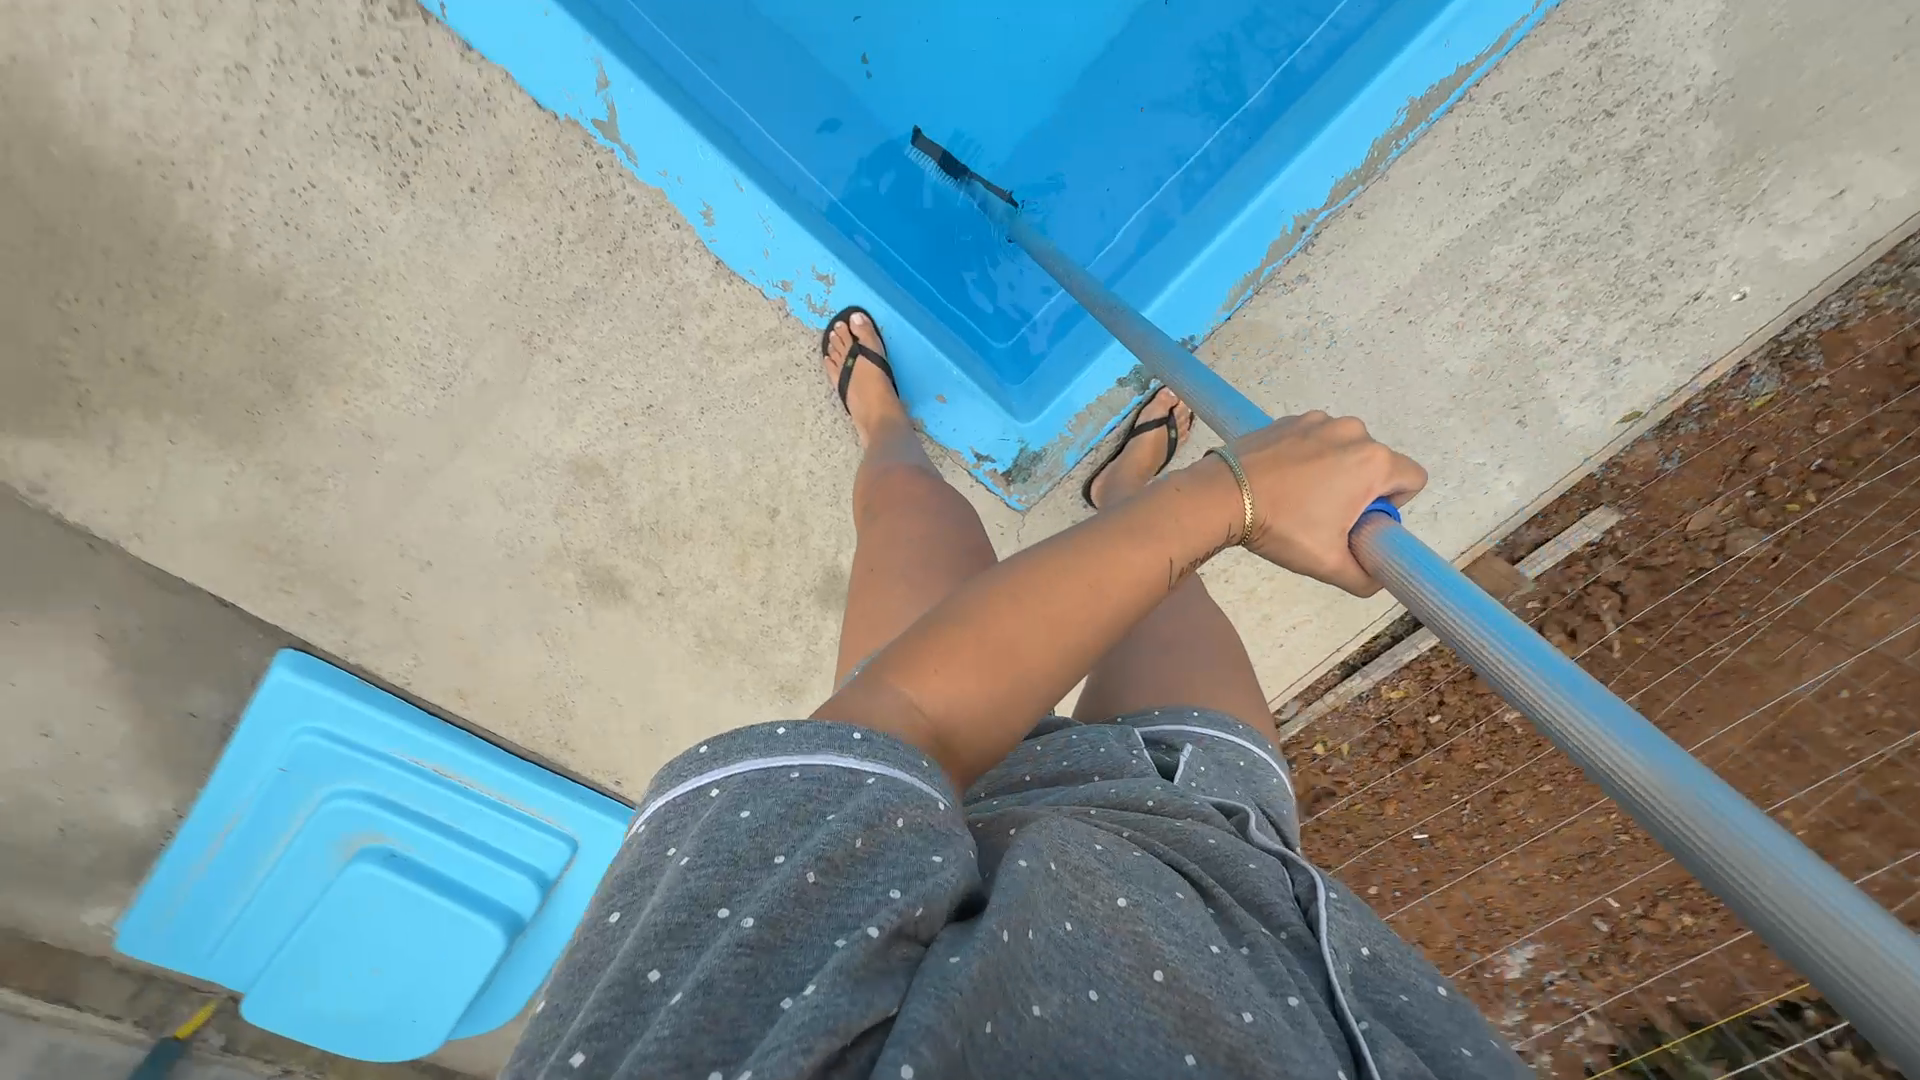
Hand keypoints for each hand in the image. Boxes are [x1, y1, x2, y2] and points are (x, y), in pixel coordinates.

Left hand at [1213, 411, 1426, 595]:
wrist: (1220, 496)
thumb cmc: (1279, 526)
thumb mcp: (1328, 563)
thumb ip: (1365, 577)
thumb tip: (1377, 579)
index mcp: (1374, 461)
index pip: (1413, 479)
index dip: (1393, 505)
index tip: (1359, 521)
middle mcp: (1352, 431)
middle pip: (1375, 464)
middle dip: (1359, 490)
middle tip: (1321, 516)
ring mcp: (1316, 420)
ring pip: (1342, 450)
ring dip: (1331, 471)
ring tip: (1295, 498)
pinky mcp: (1286, 420)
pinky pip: (1312, 440)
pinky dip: (1304, 458)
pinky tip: (1278, 480)